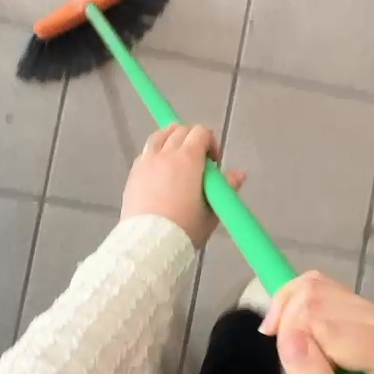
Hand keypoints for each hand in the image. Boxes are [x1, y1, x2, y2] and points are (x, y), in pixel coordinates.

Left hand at [120, 125, 243, 247]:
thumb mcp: (212, 211)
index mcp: (188, 159)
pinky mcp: (133, 173)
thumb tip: (240, 174)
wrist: (150, 243)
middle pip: (180, 130)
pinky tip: (160, 172)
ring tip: (177, 159)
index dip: (211, 143)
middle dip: (192, 139)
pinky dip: (156, 153)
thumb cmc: (185, 227)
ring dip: (172, 140)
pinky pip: (146, 152)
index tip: (214, 163)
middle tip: (199, 161)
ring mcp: (147, 162)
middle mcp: (166, 154)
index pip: (200, 132)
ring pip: (160, 136)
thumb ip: (226, 188)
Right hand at [260, 272, 373, 373]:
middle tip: (292, 363)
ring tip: (297, 352)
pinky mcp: (370, 307)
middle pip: (320, 299)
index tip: (288, 365)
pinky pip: (321, 285)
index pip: (324, 321)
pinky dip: (296, 302)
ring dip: (292, 315)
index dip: (293, 336)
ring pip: (317, 288)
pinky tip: (296, 330)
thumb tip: (292, 339)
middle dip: (292, 325)